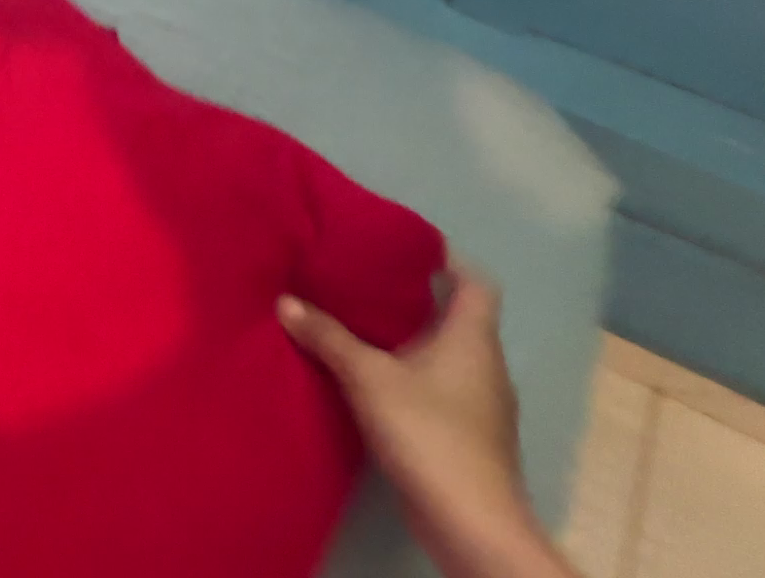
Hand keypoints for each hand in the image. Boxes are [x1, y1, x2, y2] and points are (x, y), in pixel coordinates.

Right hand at [278, 264, 574, 577]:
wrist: (469, 522)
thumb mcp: (367, 376)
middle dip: (405, 293)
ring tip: (346, 315)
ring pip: (435, 349)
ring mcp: (473, 400)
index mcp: (471, 340)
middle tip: (353, 274)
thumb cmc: (428, 433)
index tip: (399, 242)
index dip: (445, 258)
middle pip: (449, 314)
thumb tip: (285, 300)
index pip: (474, 283)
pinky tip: (358, 370)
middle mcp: (479, 363)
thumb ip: (327, 336)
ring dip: (397, 332)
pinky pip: (426, 380)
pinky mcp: (457, 429)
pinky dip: (396, 366)